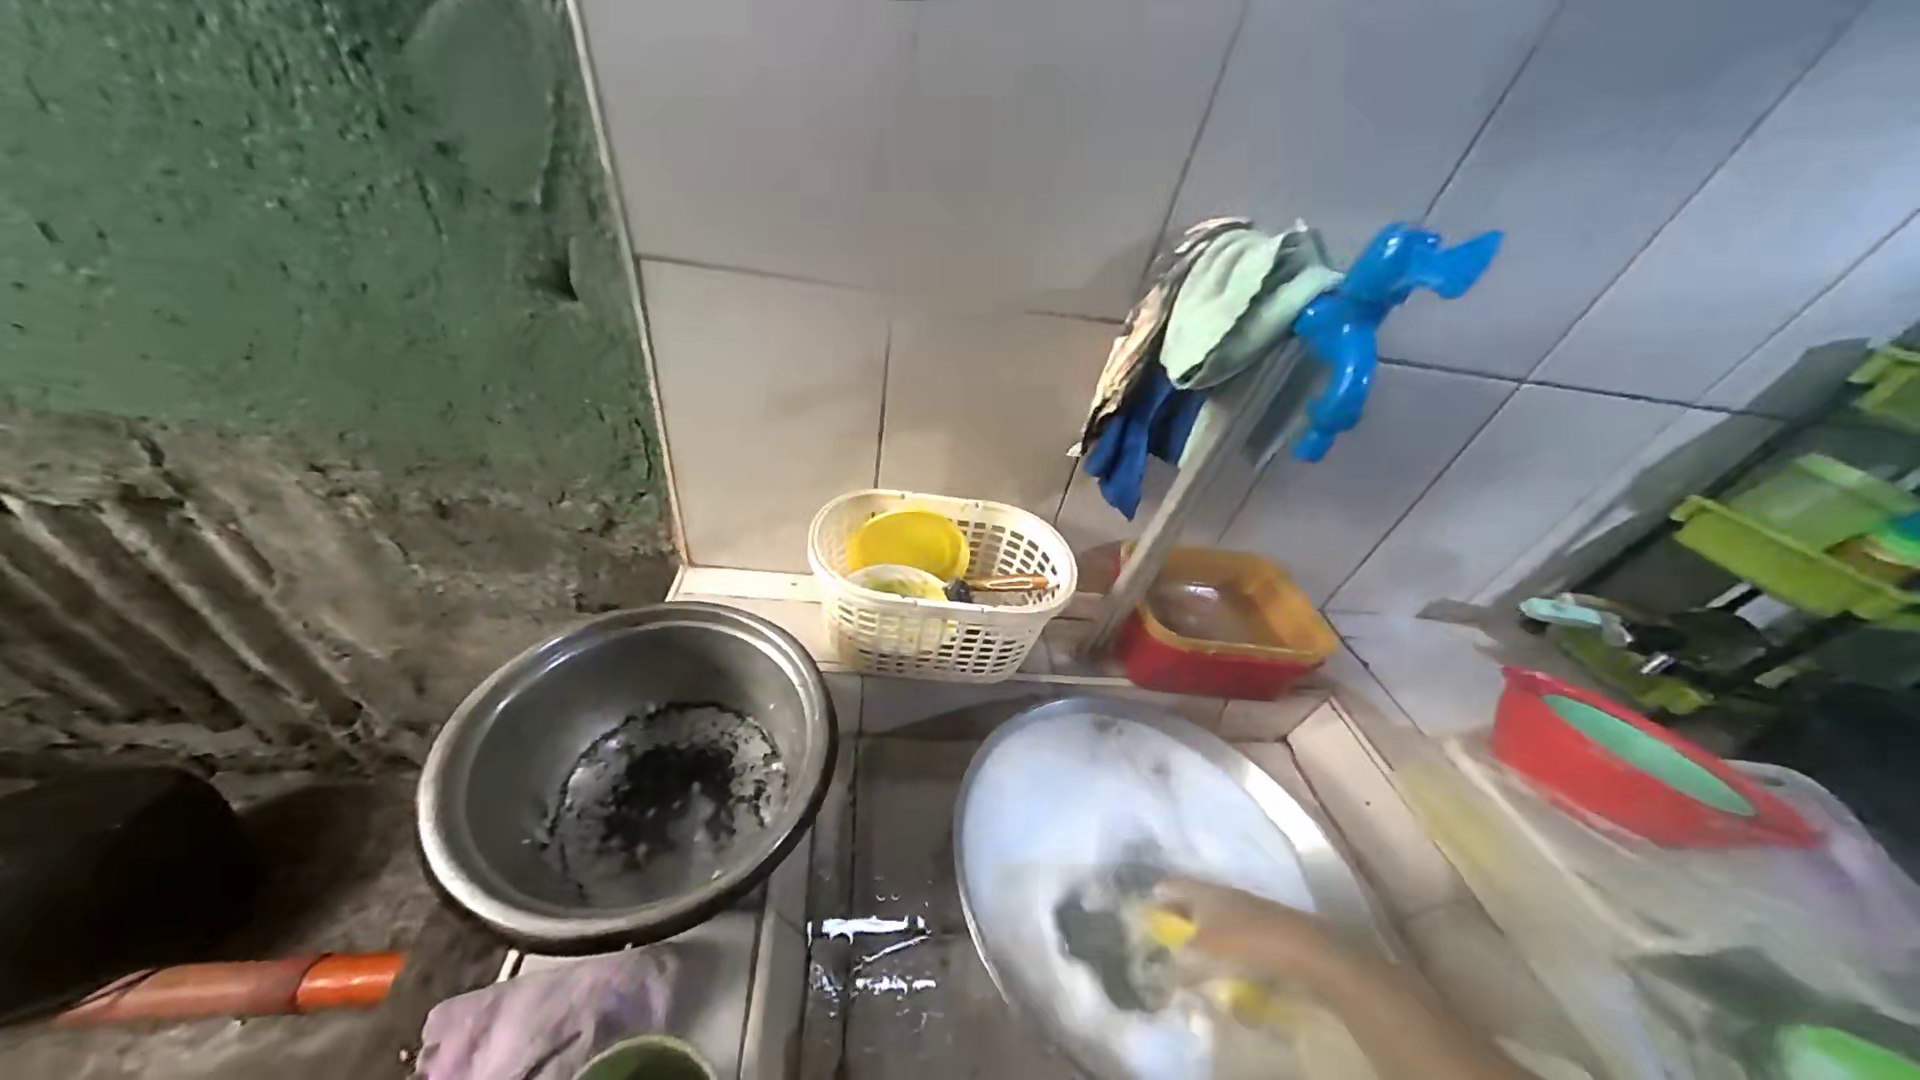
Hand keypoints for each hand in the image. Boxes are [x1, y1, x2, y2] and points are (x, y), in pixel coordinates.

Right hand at [1151, 877, 1341, 983]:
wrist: (1303, 947)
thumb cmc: (1247, 941)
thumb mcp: (1209, 954)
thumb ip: (1186, 963)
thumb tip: (1168, 975)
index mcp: (1206, 892)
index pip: (1177, 884)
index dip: (1162, 890)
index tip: (1149, 897)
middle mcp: (1223, 894)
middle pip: (1196, 897)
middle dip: (1181, 908)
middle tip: (1166, 922)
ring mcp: (1246, 908)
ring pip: (1216, 911)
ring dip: (1202, 923)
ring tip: (1191, 941)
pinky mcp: (1263, 926)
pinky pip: (1233, 927)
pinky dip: (1222, 936)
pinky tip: (1222, 953)